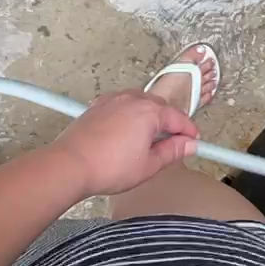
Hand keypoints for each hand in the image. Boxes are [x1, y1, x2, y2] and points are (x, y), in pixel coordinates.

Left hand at [51, 90, 198, 195]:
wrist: (71, 164)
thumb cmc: (108, 167)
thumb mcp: (148, 165)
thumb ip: (172, 152)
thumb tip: (189, 145)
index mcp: (149, 111)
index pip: (178, 117)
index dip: (188, 131)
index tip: (194, 141)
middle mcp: (132, 99)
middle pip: (160, 106)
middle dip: (169, 122)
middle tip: (174, 141)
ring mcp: (113, 99)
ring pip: (140, 102)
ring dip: (149, 115)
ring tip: (150, 136)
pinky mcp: (98, 105)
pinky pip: (121, 103)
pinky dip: (129, 113)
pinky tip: (126, 129)